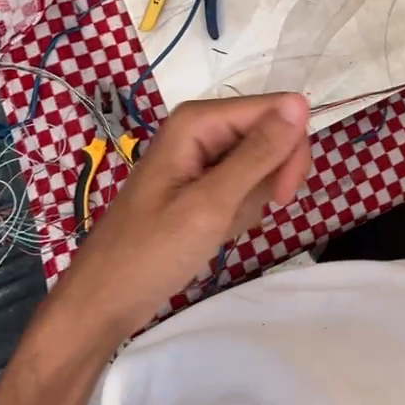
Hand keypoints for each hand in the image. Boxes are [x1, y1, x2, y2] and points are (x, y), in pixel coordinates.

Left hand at [54, 93, 312, 336]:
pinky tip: (214, 231)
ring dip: (252, 201)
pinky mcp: (203, 181)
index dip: (290, 149)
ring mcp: (201, 155)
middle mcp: (202, 127)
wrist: (104, 302)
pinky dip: (239, 211)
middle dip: (269, 179)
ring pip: (261, 164)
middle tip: (241, 215)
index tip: (284, 194)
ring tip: (217, 226)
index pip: (277, 110)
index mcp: (200, 119)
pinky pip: (244, 185)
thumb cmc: (151, 252)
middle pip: (271, 134)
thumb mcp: (211, 204)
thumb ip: (258, 153)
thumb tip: (301, 102)